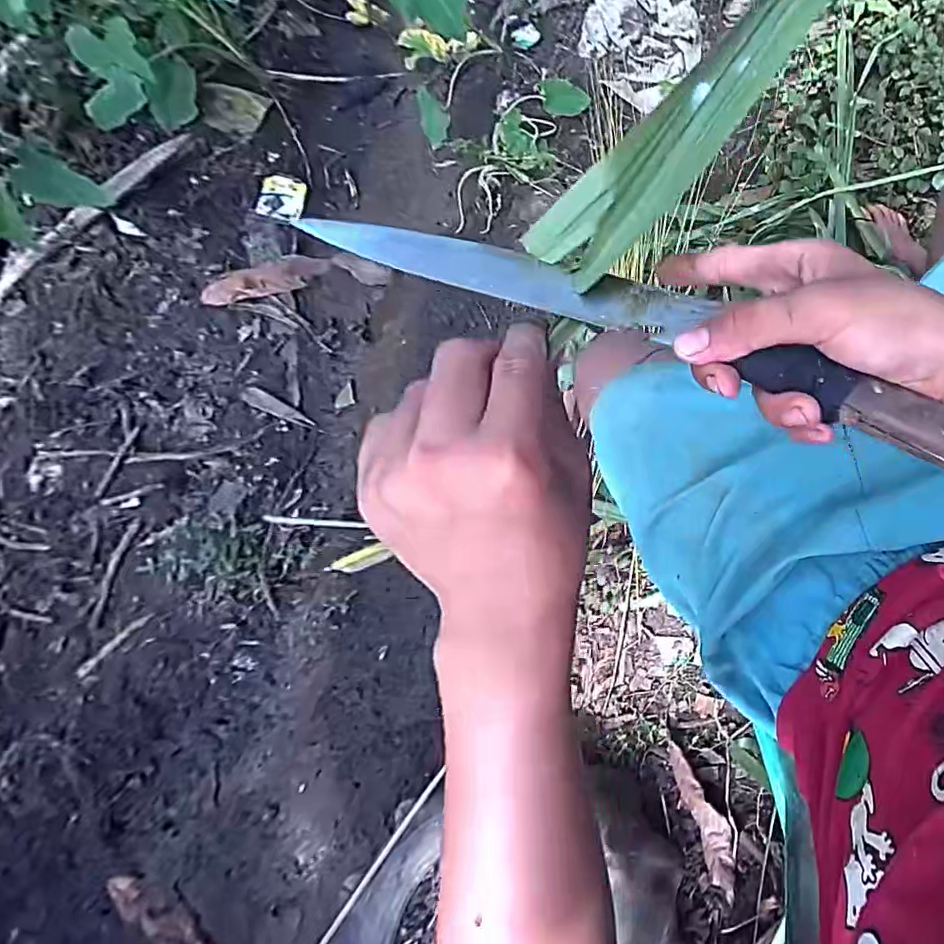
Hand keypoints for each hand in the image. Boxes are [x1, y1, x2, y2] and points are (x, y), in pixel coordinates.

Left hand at [357, 324, 590, 667]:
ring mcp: (397, 470)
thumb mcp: (574, 472)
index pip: (515, 365)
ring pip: (421, 386)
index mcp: (508, 454)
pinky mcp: (368, 485)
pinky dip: (419, 423)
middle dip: (488, 354)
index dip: (528, 341)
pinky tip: (439, 450)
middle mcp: (445, 454)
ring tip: (471, 423)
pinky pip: (390, 421)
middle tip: (503, 374)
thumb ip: (552, 411)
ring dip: (453, 393)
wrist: (498, 606)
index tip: (533, 338)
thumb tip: (534, 365)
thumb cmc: (552, 541)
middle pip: (457, 358)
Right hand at [659, 239, 943, 442]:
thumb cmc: (896, 323)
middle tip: (725, 388)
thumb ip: (749, 327)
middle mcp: (799, 304)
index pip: (730, 265)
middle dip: (730, 368)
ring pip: (763, 379)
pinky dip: (804, 420)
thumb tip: (683, 346)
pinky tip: (825, 428)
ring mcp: (814, 348)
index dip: (692, 273)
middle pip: (734, 336)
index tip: (654, 285)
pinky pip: (793, 403)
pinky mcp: (831, 384)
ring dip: (780, 404)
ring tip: (813, 413)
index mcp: (796, 266)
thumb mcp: (818, 313)